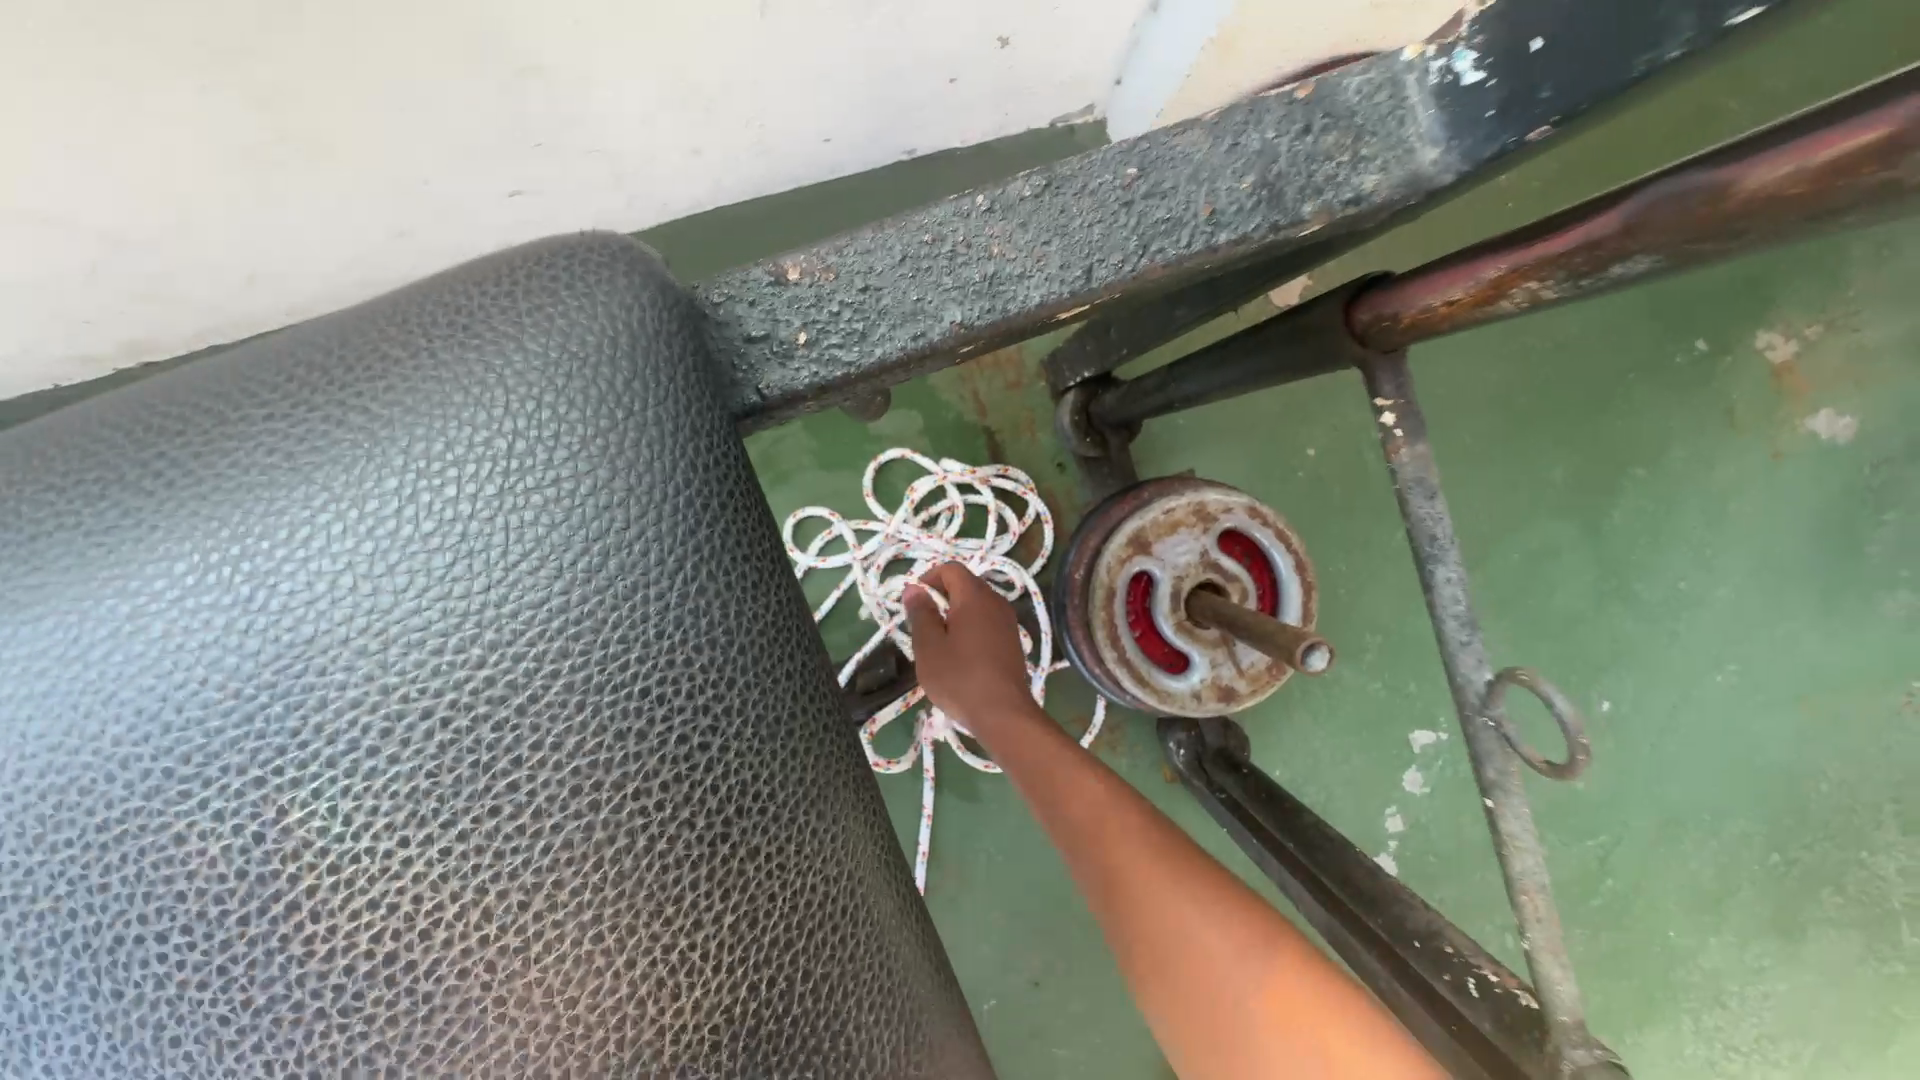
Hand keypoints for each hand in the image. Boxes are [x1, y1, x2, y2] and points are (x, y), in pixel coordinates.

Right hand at [902, 563, 1041, 740]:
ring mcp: (1008, 621)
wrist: (1003, 713)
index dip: (929, 578)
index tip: (915, 602)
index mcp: (974, 596)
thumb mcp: (929, 646)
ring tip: (940, 640)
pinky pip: (988, 621)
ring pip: (978, 604)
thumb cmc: (960, 677)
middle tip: (924, 623)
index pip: (951, 569)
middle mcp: (996, 601)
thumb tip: (914, 589)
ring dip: (957, 613)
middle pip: (967, 584)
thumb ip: (921, 613)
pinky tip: (962, 653)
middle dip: (942, 596)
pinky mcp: (1013, 640)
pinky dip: (972, 626)